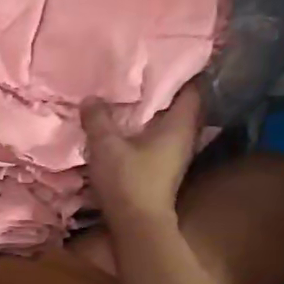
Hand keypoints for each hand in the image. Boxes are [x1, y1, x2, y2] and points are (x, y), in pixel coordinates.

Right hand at [84, 85, 202, 223]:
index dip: (182, 72)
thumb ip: (98, 119)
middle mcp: (184, 139)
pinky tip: (126, 126)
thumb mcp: (106, 145)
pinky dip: (146, 130)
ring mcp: (175, 157)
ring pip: (168, 125)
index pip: (192, 90)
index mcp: (179, 126)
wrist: (138, 226)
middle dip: (164, 91)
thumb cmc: (129, 180)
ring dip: (153, 112)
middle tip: (141, 74)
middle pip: (180, 107)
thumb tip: (91, 98)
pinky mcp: (163, 170)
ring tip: (130, 96)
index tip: (164, 57)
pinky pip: (158, 140)